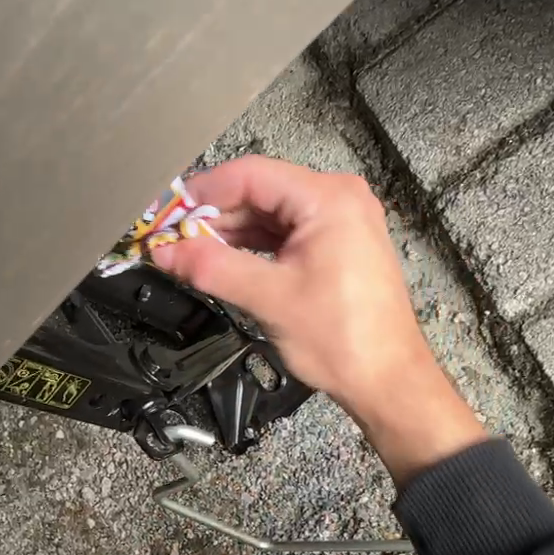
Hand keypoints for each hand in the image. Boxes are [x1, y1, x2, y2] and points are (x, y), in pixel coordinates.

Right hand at [150, 156, 487, 485]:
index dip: (202, 193)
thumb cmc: (345, 340)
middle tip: (172, 238)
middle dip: (212, 216)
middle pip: (258, 192)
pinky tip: (224, 262)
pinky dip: (253, 246)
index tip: (169, 214)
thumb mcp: (269, 299)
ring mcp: (339, 224)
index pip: (250, 175)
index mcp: (328, 199)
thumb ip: (213, 268)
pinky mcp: (336, 247)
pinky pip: (284, 234)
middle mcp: (338, 200)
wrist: (387, 379)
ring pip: (269, 215)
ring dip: (229, 232)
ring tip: (190, 254)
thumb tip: (167, 251)